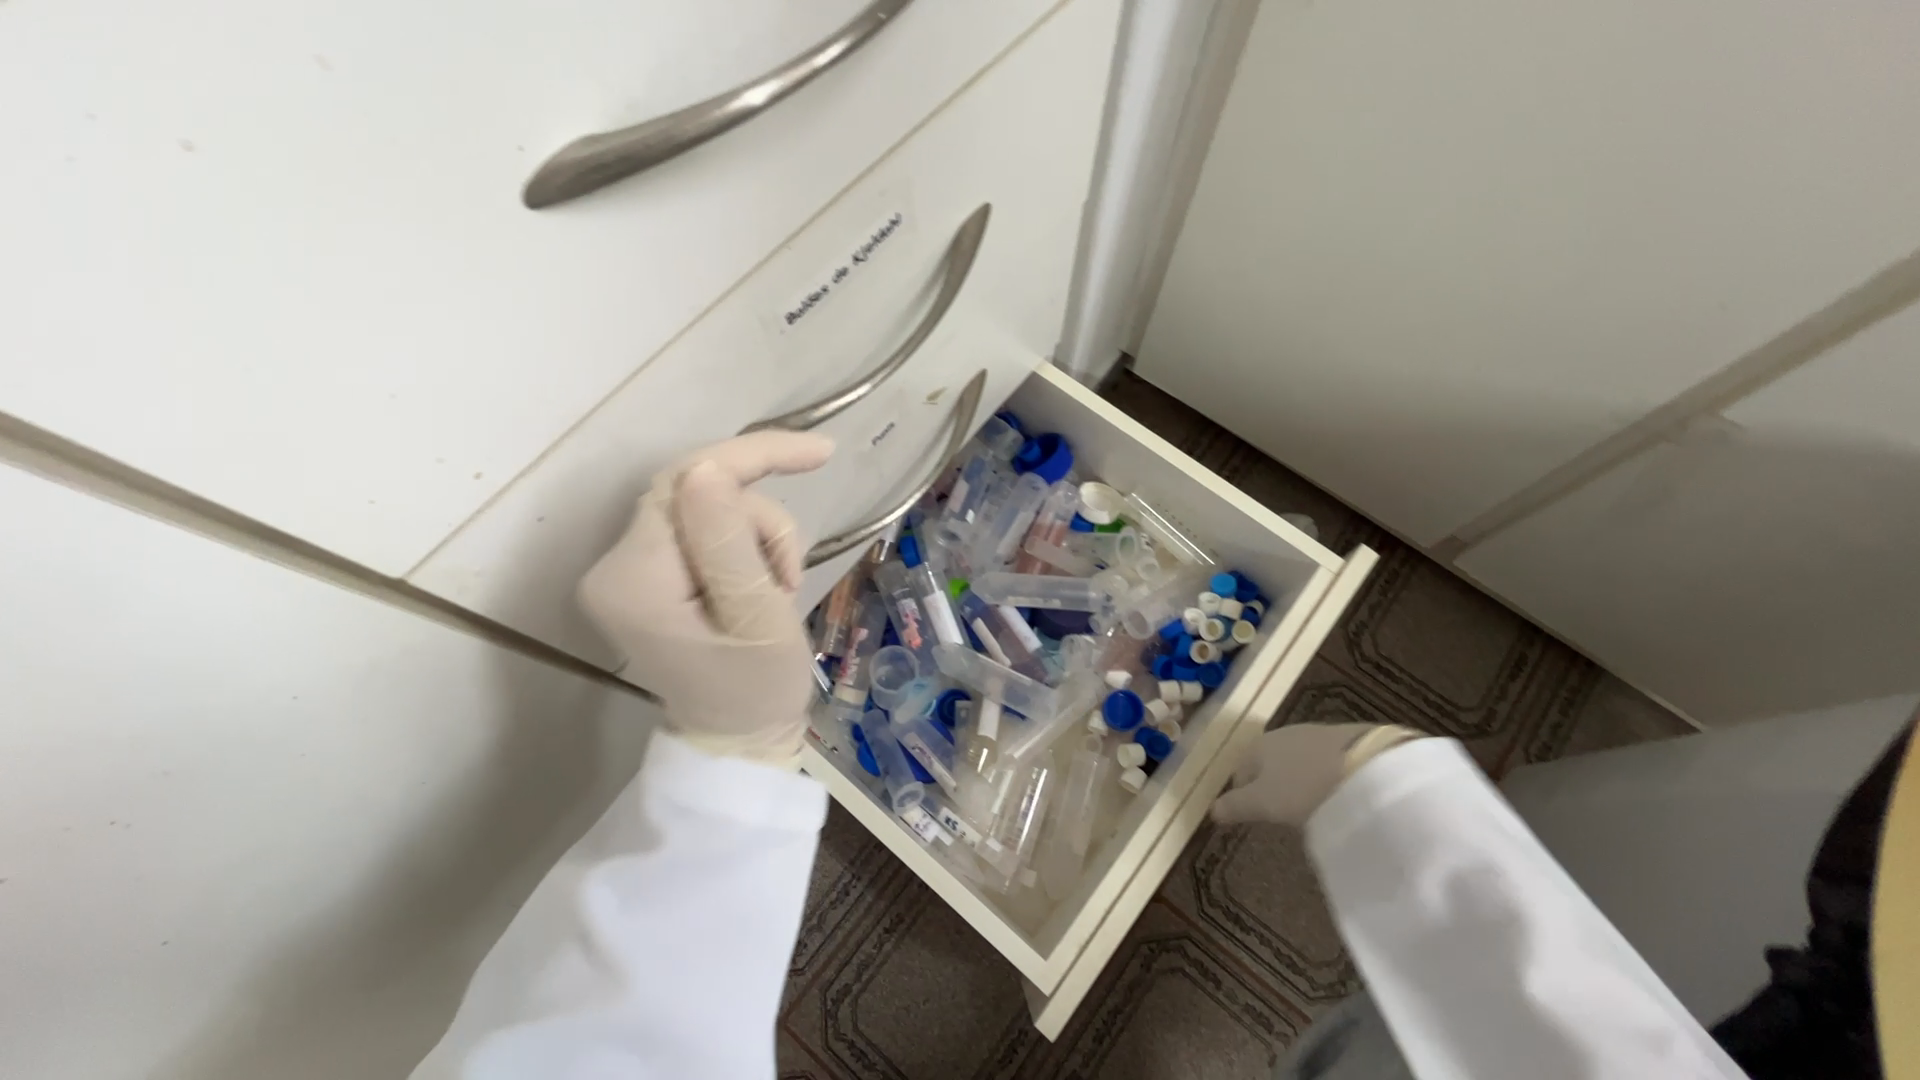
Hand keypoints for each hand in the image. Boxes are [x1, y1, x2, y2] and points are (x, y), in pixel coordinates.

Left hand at [579, 432, 834, 763]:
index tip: (823, 454)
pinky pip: (700, 528)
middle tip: (790, 573)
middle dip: (759, 519)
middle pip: (696, 492)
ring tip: (778, 591)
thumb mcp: (759, 618)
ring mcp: (625, 571)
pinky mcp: (644, 574)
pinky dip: (741, 545)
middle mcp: (613, 567)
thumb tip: (708, 468)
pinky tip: (760, 584)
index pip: (689, 483)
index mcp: (635, 580)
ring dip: (757, 536)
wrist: (738, 739)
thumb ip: (730, 543)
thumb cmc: (758, 691)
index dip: (754, 457)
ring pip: (705, 507)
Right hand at [1211, 723, 1422, 826]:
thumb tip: (1212, 810)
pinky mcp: (1351, 739)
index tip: (1252, 816)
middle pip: (1270, 763)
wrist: (1368, 766)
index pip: (1240, 772)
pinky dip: (1326, 776)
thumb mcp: (1263, 803)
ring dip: (1299, 778)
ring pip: (1299, 760)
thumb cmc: (1303, 786)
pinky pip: (1327, 761)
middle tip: (1282, 812)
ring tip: (1312, 805)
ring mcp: (1318, 733)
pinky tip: (1337, 793)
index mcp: (1258, 746)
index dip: (1243, 795)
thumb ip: (1235, 806)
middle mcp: (1284, 733)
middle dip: (1272, 784)